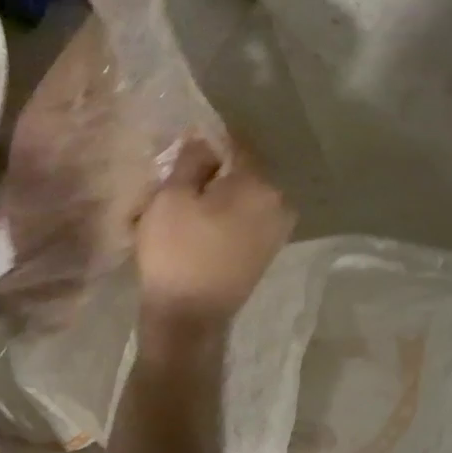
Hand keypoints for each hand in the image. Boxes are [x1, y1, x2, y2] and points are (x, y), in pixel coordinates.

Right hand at [134, 140, 292, 336]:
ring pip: (245, 196)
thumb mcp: (171, 198)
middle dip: (214, 172)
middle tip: (178, 183)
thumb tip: (204, 138)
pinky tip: (202, 228)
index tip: (180, 152)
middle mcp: (280, 201)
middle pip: (244, 171)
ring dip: (220, 196)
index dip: (206, 144)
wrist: (189, 314)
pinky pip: (248, 218)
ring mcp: (279, 228)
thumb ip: (191, 160)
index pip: (235, 144)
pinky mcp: (269, 250)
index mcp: (259, 183)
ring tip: (188, 208)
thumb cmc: (175, 251)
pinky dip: (227, 216)